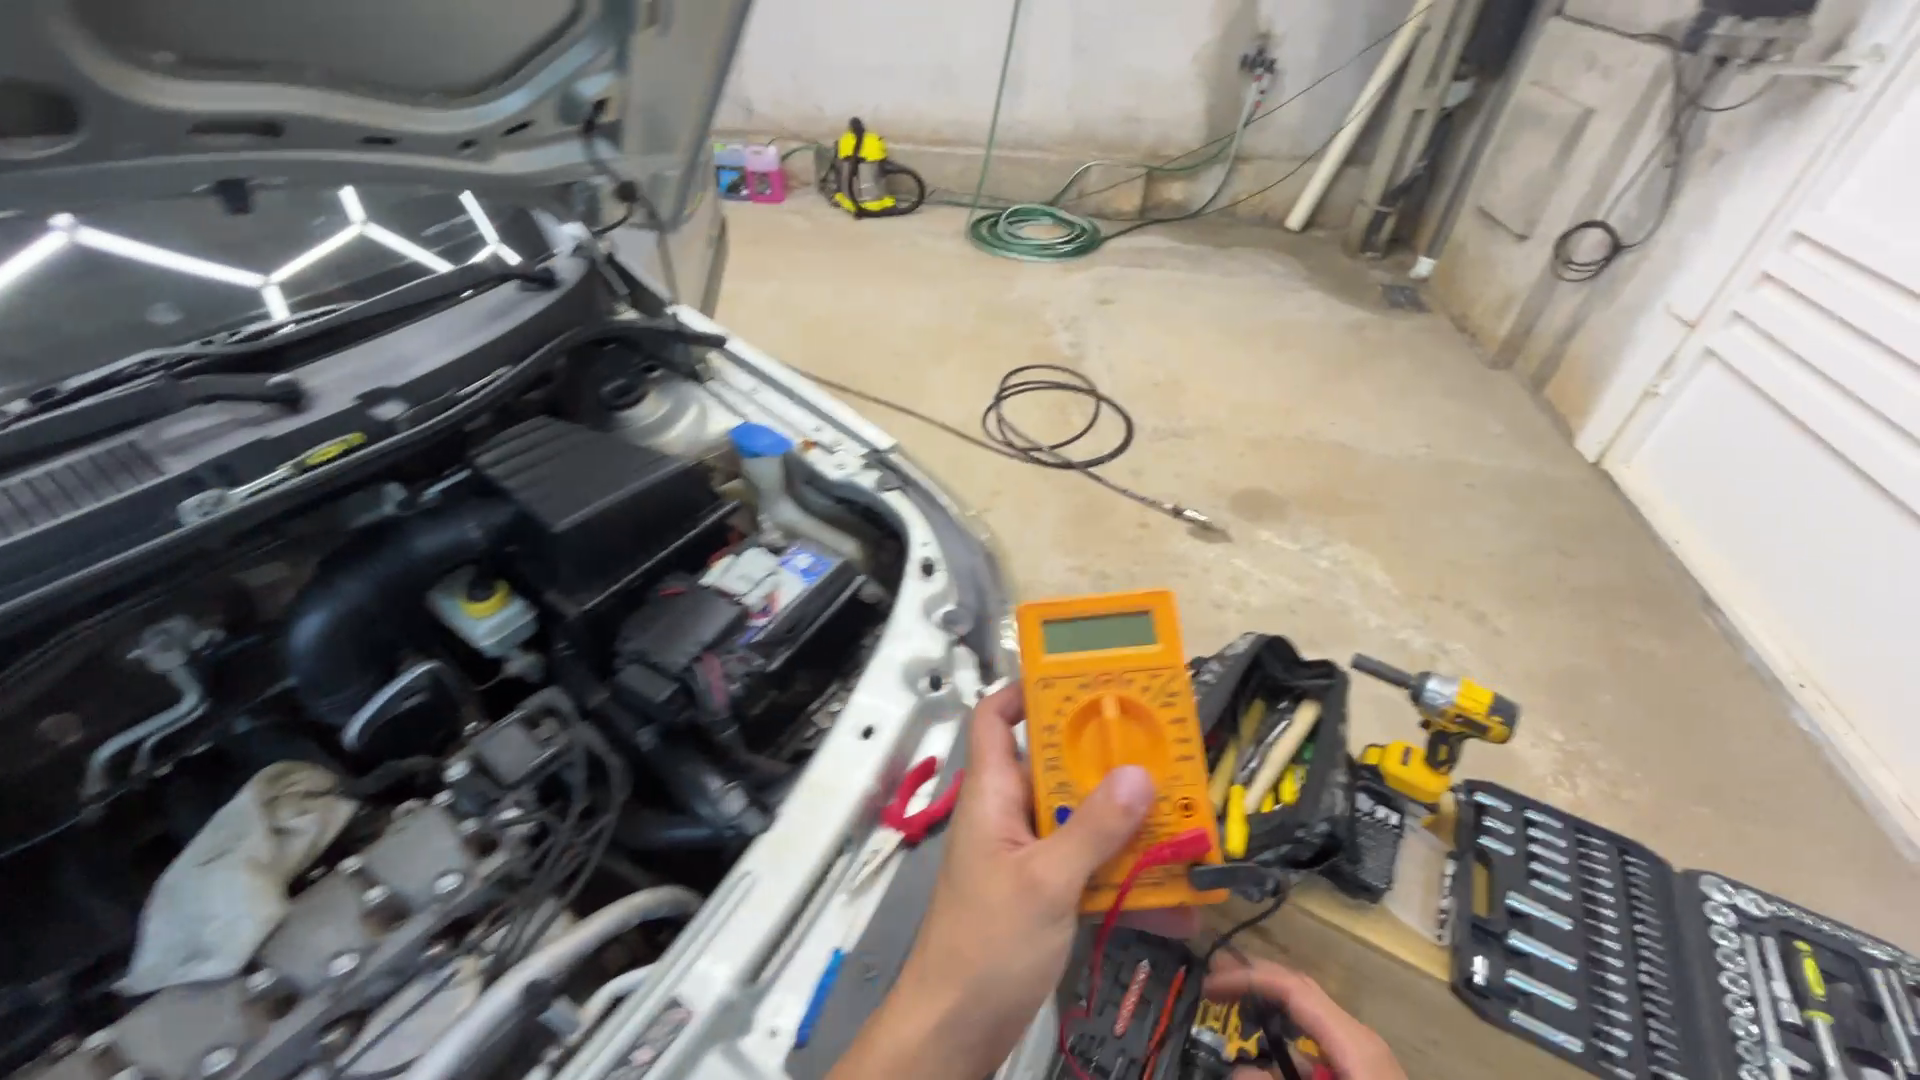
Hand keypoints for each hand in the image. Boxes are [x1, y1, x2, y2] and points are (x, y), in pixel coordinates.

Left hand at [829, 684, 1183, 1079]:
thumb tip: (1140, 774)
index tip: (1082, 682)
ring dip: (1126, 822)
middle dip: (1106, 760)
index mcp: (993, 794)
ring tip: (1182, 817)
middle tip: (1162, 749)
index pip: (995, 719)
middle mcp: (1010, 815)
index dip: (1027, 691)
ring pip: (1080, 820)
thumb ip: (1094, 829)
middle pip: (1055, 768)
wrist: (956, 1027)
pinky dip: (1124, 875)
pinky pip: (1089, 867)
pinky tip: (1174, 895)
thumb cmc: (987, 943)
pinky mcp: (1045, 893)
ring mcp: (1028, 855)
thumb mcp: (1046, 881)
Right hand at [1204, 954, 1407, 1079]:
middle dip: (1256, 983)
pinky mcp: (1364, 1079)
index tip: (1210, 987)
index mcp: (1354, 1044)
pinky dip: (1289, 1044)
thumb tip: (1238, 1070)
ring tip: (1233, 1013)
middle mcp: (1360, 1042)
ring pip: (1309, 1022)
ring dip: (1270, 1013)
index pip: (1293, 988)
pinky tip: (1267, 1057)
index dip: (1248, 979)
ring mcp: (1365, 1061)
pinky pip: (1320, 1049)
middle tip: (1213, 981)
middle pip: (1301, 994)